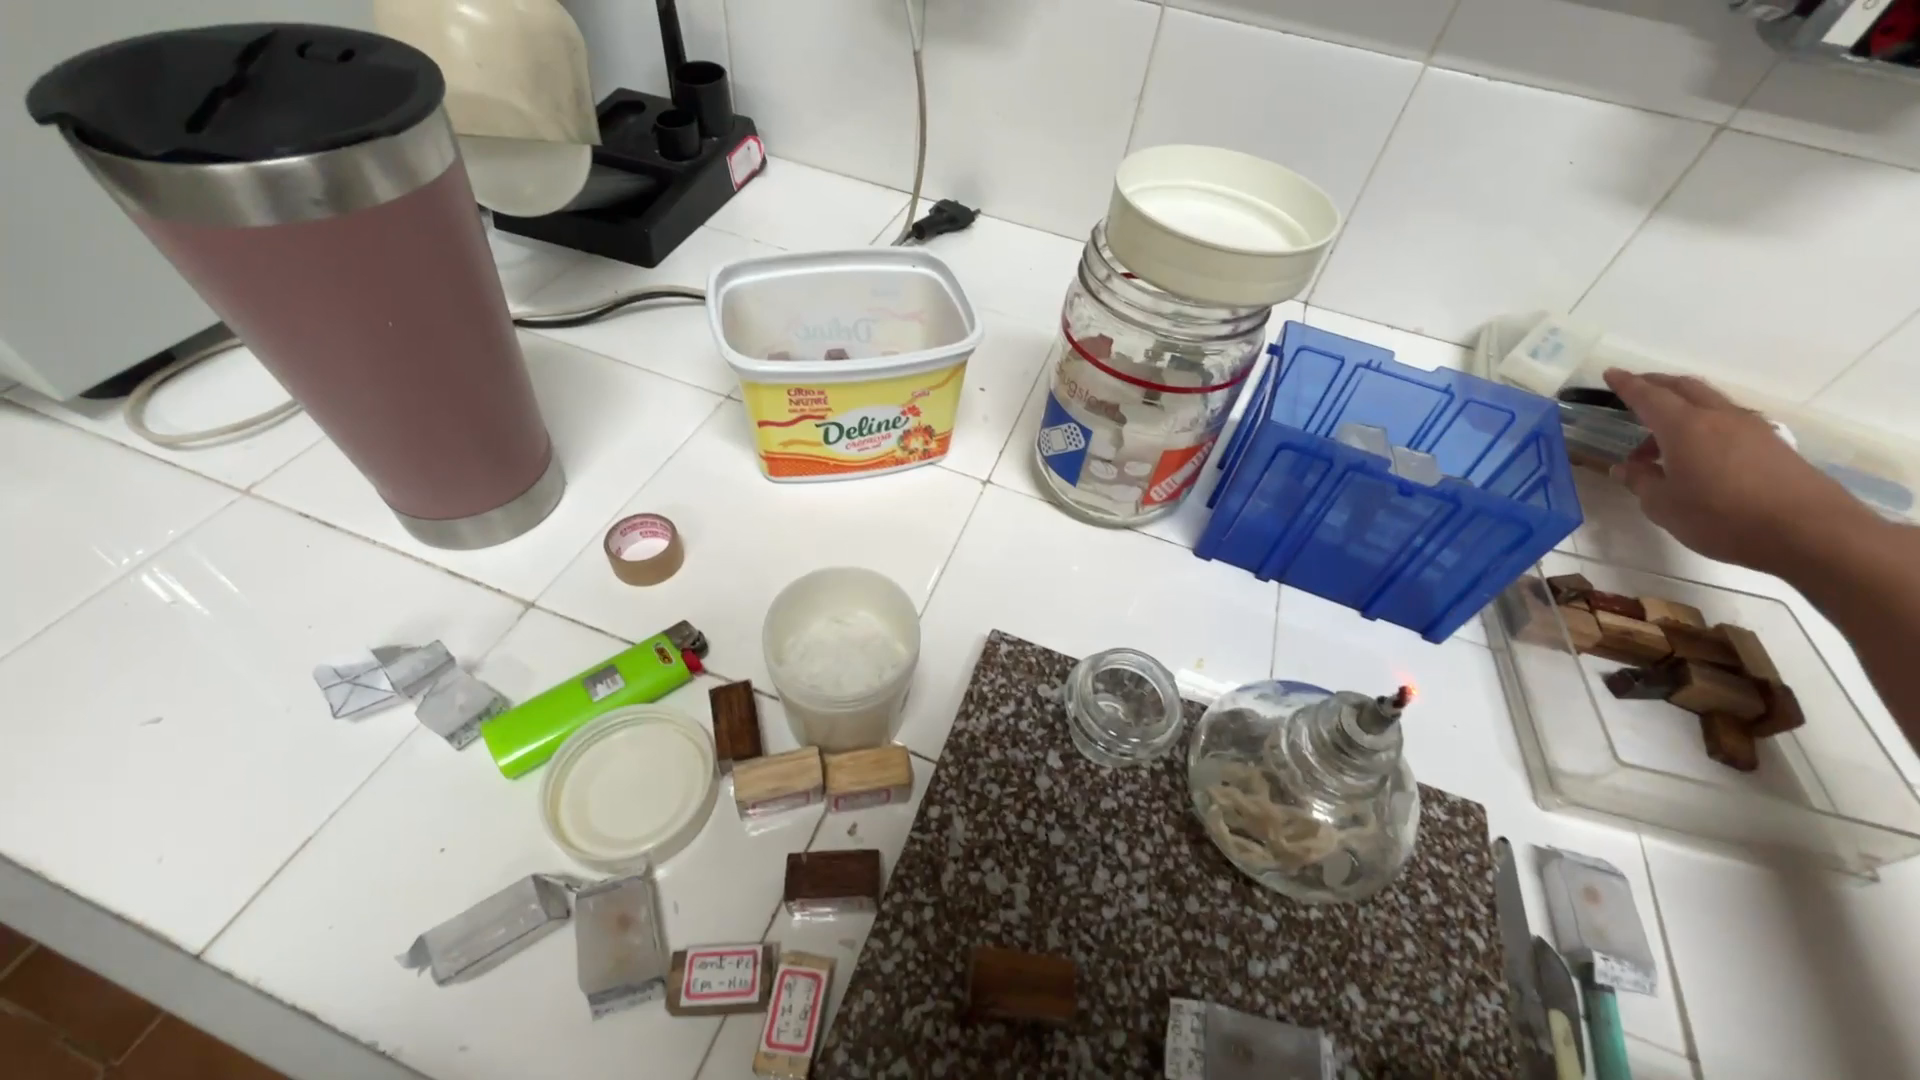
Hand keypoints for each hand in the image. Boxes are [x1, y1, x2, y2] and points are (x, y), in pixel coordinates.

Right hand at [1602, 368, 1873, 574]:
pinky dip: (1703, 424)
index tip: (1611, 373)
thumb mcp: (1664, 506)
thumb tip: (1626, 468)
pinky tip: (1696, 452)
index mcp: (1684, 427)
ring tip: (1658, 437)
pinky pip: (1728, 421)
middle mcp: (1718, 418)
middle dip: (1657, 384)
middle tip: (1634, 389)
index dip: (1627, 384)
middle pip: (1685, 387)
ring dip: (1681, 408)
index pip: (1648, 396)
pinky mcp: (1771, 444)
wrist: (1808, 531)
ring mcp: (1751, 429)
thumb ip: (1641, 481)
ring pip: (1709, 402)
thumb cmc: (1721, 517)